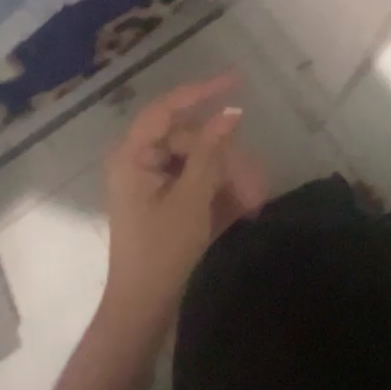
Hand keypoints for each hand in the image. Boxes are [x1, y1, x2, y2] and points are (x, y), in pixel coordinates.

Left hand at [100, 74, 267, 320]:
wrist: (144, 310)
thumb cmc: (162, 251)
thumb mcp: (192, 199)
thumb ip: (211, 151)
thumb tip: (231, 112)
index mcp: (133, 155)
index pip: (168, 108)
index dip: (202, 91)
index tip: (237, 79)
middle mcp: (139, 161)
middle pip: (190, 140)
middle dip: (227, 159)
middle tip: (257, 185)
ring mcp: (152, 182)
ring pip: (199, 162)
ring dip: (229, 178)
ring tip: (254, 203)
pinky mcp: (165, 201)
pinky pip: (196, 183)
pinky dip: (220, 192)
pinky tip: (243, 208)